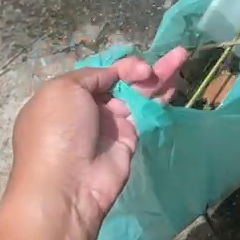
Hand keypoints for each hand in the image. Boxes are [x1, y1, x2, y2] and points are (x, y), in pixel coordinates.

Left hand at [5, 47, 188, 234]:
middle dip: (142, 66)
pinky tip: (176, 81)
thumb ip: (92, 75)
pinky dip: (162, 94)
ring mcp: (110, 123)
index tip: (137, 66)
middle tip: (169, 55)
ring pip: (139, 91)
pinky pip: (148, 109)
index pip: (98, 73)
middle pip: (121, 80)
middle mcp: (87, 108)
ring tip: (181, 55)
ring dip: (160, 73)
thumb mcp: (62, 91)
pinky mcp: (130, 135)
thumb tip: (114, 76)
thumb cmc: (58, 132)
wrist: (67, 185)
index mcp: (64, 98)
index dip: (119, 65)